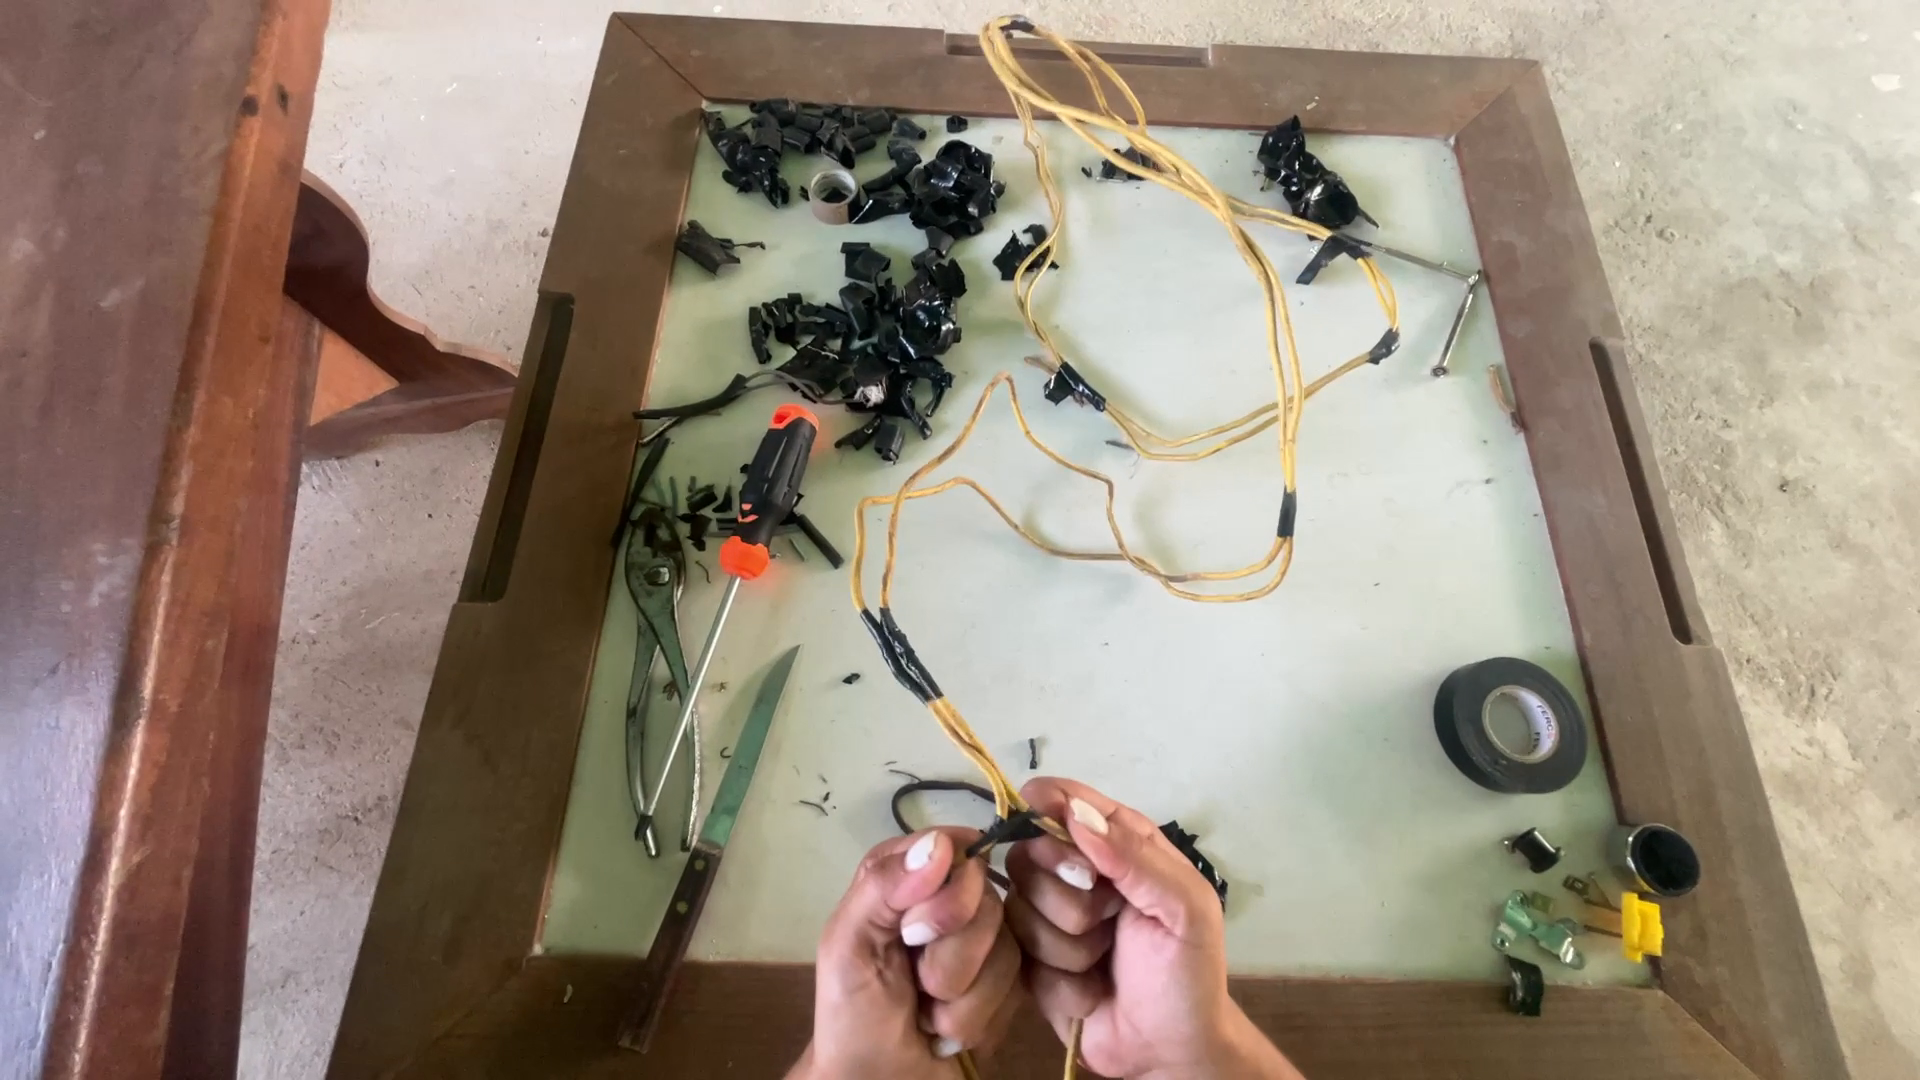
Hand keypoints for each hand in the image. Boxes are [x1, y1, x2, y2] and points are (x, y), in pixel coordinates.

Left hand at [787, 828, 1021, 1079]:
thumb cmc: (853, 1012)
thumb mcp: (848, 943)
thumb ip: (884, 886)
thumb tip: (939, 844)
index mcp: (906, 871)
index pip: (954, 847)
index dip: (945, 893)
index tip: (912, 932)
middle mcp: (948, 894)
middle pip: (984, 899)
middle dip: (949, 956)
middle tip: (915, 982)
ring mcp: (981, 936)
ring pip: (1005, 945)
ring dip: (961, 995)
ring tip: (928, 1012)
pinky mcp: (1007, 978)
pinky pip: (1018, 983)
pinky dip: (978, 1017)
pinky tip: (950, 1027)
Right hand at [1007, 779, 1303, 1079]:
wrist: (1171, 1053)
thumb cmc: (1187, 971)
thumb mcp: (1184, 906)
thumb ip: (1134, 855)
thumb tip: (1074, 813)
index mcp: (1116, 842)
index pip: (1066, 800)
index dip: (1045, 801)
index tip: (1032, 806)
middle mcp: (1075, 870)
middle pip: (1030, 852)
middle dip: (1069, 891)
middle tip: (1109, 913)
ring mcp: (1047, 913)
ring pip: (1021, 904)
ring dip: (1070, 941)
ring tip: (1105, 958)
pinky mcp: (1029, 957)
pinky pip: (1018, 950)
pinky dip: (1060, 974)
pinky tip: (1089, 988)